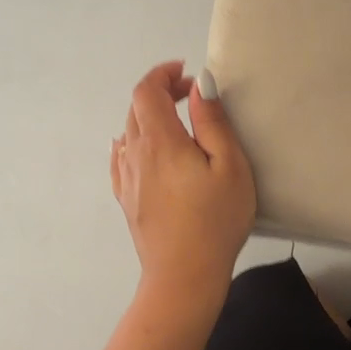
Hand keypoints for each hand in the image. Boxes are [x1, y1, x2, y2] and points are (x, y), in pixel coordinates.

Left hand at [111, 61, 256, 294]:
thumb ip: (212, 122)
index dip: (162, 75)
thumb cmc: (215, 220)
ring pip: (128, 133)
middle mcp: (135, 154)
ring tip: (177, 123)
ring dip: (149, 118)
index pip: (146, 91)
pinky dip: (132, 142)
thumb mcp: (229, 166)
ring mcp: (126, 179)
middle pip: (136, 109)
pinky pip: (121, 158)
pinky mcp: (126, 200)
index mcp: (160, 140)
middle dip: (160, 93)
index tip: (185, 73)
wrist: (183, 275)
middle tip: (191, 97)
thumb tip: (199, 86)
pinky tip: (142, 150)